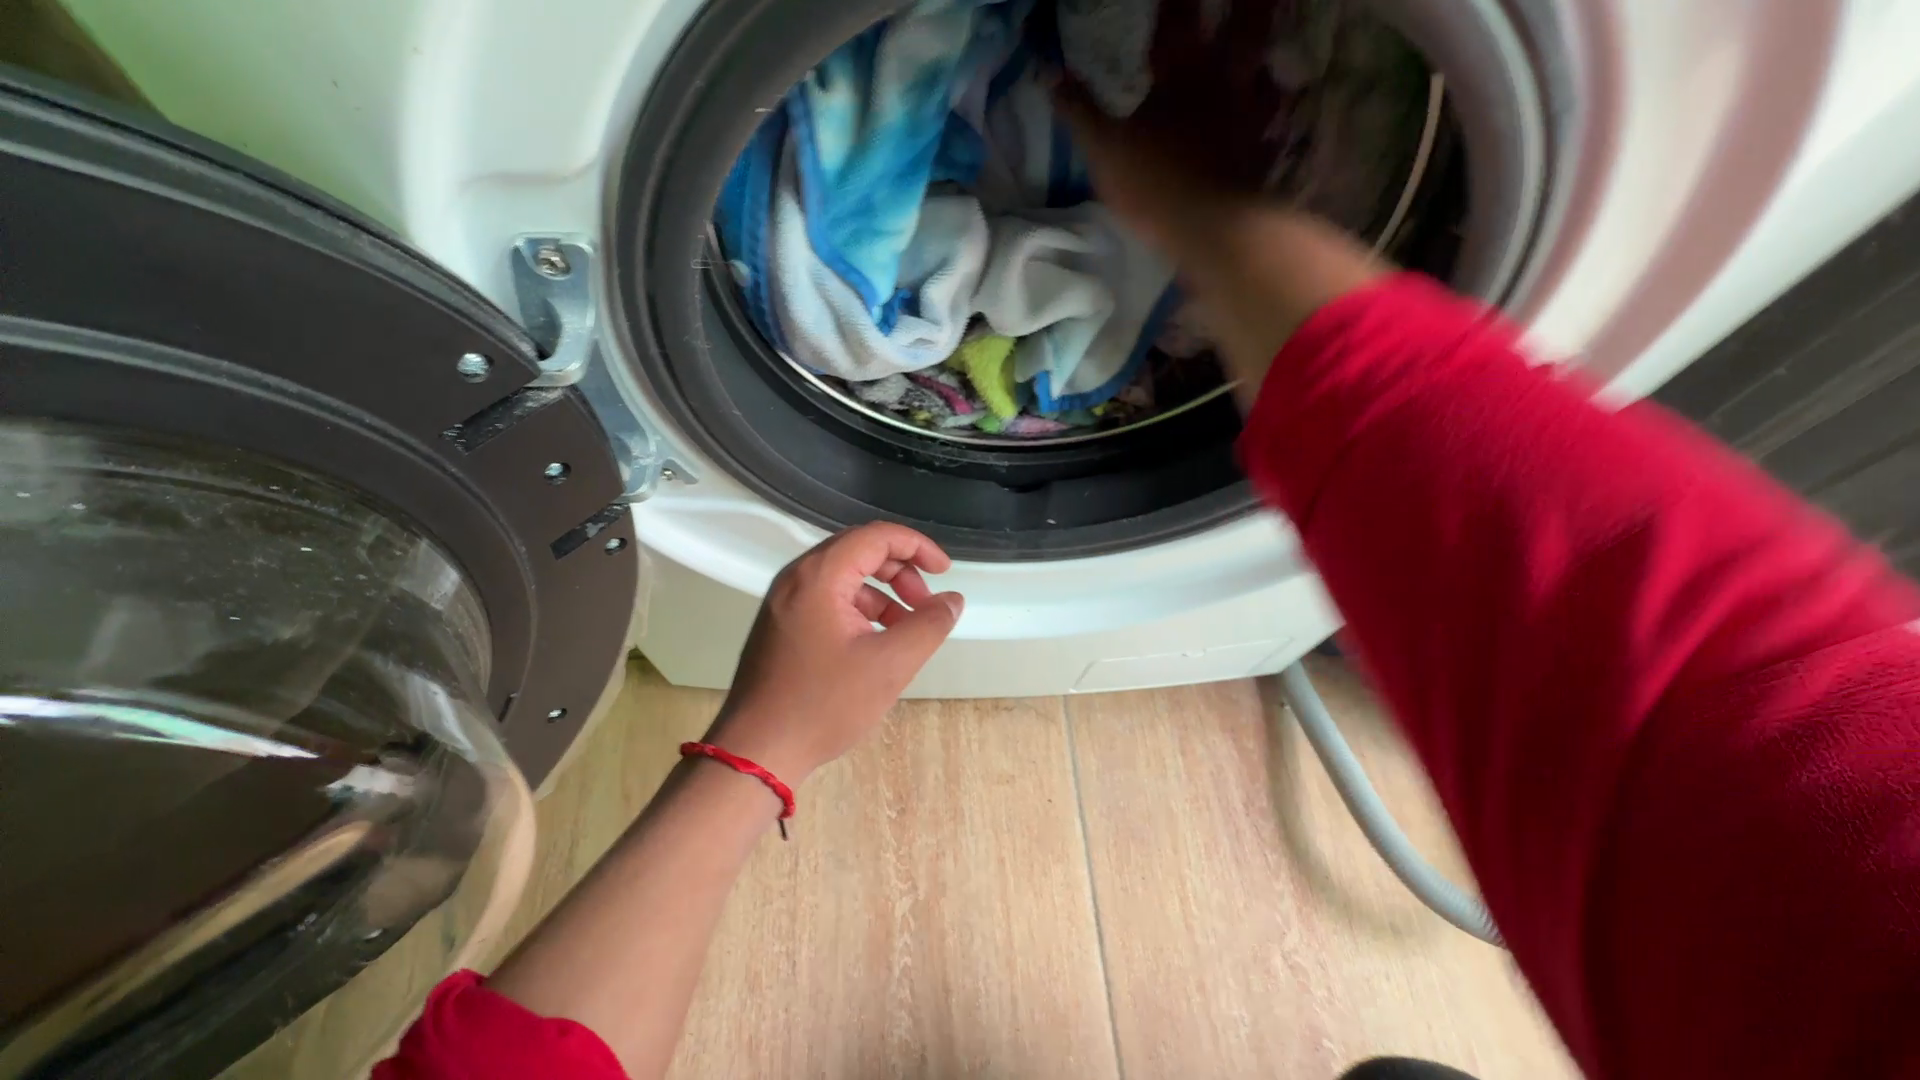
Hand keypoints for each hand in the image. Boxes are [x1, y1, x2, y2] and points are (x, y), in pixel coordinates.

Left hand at [705, 523, 963, 782]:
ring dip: (882, 594)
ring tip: (905, 631)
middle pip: (858, 551)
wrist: (756, 751)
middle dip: (900, 572)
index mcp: (819, 576)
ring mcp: (783, 602)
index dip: (917, 546)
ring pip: (843, 577)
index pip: (876, 536)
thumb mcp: (890, 665)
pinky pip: (827, 599)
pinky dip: (859, 610)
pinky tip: (875, 644)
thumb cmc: (824, 705)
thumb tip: (952, 600)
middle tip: (926, 606)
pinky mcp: (780, 625)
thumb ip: (928, 625)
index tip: (945, 572)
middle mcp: (796, 578)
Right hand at [1052, 0, 1291, 260]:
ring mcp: (1247, 124)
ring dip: (1266, 66)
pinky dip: (1270, 129)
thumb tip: (1048, 70)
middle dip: (1249, 8)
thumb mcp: (1102, 146)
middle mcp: (1223, 89)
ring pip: (1265, 81)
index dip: (1177, 1)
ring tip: (1267, 59)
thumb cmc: (1153, 182)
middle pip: (1244, 33)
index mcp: (1182, 78)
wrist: (1209, 229)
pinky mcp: (1259, 160)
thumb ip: (1078, 108)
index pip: (1178, 21)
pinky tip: (1270, 132)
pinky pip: (1269, 136)